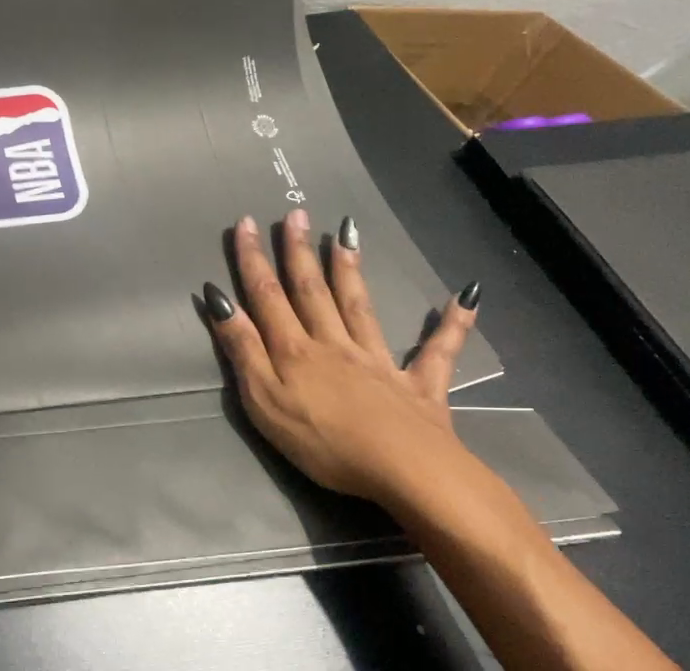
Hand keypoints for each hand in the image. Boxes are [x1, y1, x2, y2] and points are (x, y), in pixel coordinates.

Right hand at [201, 210, 480, 506]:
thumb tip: (221, 300)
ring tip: (345, 234)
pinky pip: (439, 351)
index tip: (246, 223)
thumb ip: (243, 348)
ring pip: (359, 307)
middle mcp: (335, 345)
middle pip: (311, 291)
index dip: (253, 259)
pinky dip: (453, 324)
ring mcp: (380, 363)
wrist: (408, 474)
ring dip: (349, 270)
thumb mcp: (263, 399)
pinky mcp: (421, 387)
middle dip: (298, 252)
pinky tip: (468, 295)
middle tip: (296, 215)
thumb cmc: (324, 443)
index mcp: (295, 350)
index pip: (267, 296)